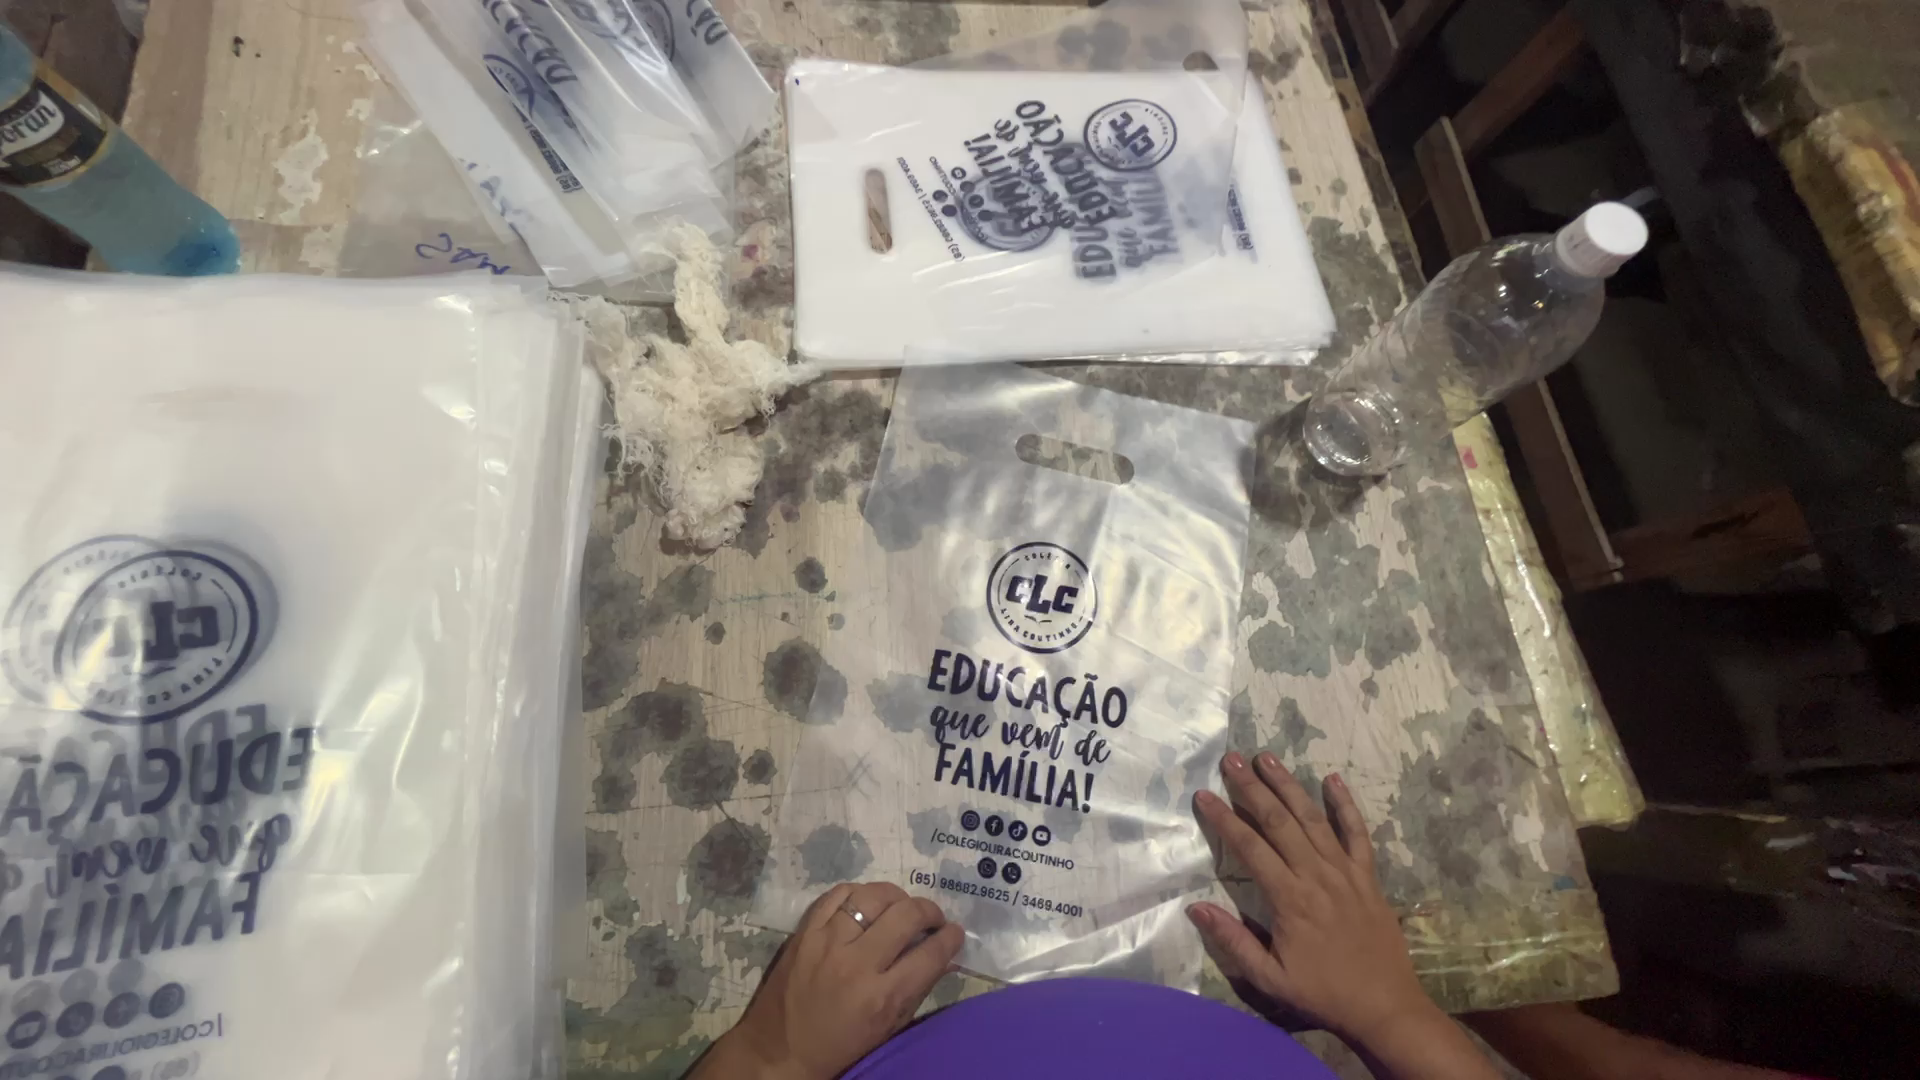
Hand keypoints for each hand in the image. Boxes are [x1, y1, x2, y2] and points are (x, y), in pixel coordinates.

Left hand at [693, 882, 964, 1079]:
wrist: (777, 1053)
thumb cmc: (838, 1048)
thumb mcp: (885, 1030)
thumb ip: (917, 989)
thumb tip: (946, 956)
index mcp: (880, 998)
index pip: (929, 955)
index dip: (950, 938)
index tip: (955, 932)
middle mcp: (857, 964)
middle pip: (906, 916)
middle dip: (929, 911)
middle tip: (933, 918)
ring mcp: (828, 941)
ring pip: (873, 896)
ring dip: (897, 897)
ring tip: (901, 906)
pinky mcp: (805, 930)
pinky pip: (838, 893)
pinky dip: (859, 892)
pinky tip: (867, 902)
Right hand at [1189, 752, 1425, 1042]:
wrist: (1388, 1009)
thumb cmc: (1323, 992)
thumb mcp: (1271, 979)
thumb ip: (1233, 942)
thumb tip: (1194, 907)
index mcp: (1290, 898)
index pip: (1250, 847)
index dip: (1224, 818)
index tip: (1203, 794)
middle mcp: (1316, 875)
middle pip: (1279, 821)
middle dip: (1252, 787)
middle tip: (1231, 759)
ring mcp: (1345, 872)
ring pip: (1313, 818)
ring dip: (1288, 785)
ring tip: (1266, 757)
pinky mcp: (1367, 875)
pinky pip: (1358, 833)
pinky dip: (1346, 805)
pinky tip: (1333, 779)